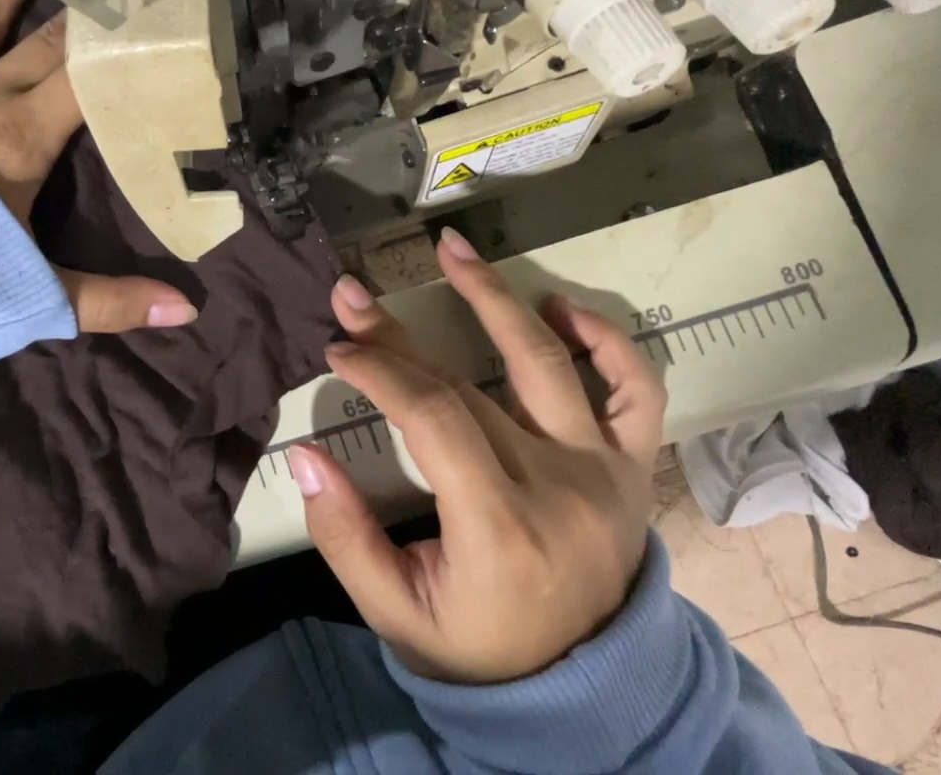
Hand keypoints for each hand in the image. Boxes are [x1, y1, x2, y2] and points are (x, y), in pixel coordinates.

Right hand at [290, 228, 665, 683]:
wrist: (578, 691)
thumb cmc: (474, 650)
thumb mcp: (393, 611)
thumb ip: (345, 535)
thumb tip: (305, 455)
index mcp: (501, 529)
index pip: (433, 418)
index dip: (380, 371)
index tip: (337, 345)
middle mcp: (561, 488)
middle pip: (470, 386)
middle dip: (398, 337)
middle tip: (350, 294)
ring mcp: (606, 473)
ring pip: (550, 364)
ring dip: (495, 298)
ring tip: (453, 249)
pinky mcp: (631, 469)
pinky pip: (635, 391)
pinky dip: (606, 341)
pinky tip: (559, 306)